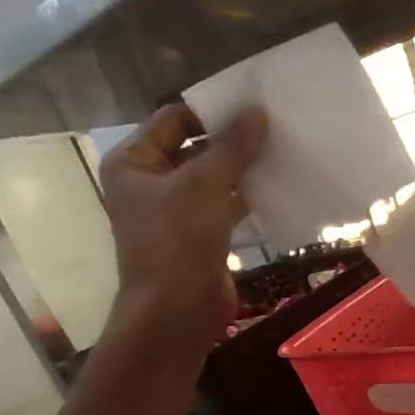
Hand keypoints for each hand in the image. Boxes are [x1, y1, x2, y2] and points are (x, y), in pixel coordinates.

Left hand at [100, 104, 264, 343]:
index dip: (211, 110)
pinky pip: (224, 205)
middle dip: (231, 138)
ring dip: (242, 167)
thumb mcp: (205, 185)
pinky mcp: (200, 235)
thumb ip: (232, 147)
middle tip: (273, 124)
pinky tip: (276, 185)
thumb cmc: (179, 241)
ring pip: (212, 178)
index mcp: (134, 162)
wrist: (177, 311)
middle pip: (194, 147)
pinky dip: (246, 195)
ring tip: (280, 149)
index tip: (252, 103)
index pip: (173, 119)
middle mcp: (150, 182)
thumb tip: (257, 113)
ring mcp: (176, 211)